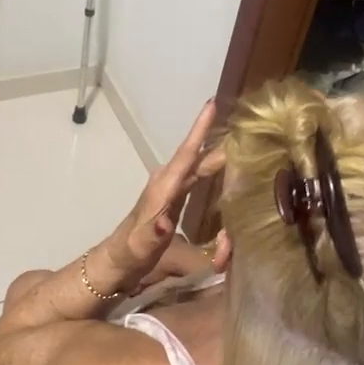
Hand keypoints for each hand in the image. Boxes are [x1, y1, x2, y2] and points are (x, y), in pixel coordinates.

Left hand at [95, 101, 224, 293]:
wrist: (119, 260)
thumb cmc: (131, 252)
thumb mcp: (141, 245)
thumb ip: (153, 233)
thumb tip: (165, 223)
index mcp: (163, 188)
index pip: (186, 154)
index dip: (199, 130)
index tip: (212, 104)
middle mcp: (168, 182)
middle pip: (196, 154)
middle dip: (215, 136)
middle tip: (244, 123)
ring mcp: (171, 189)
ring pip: (197, 163)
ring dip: (215, 150)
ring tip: (240, 138)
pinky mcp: (176, 198)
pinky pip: (197, 175)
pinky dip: (212, 166)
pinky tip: (225, 166)